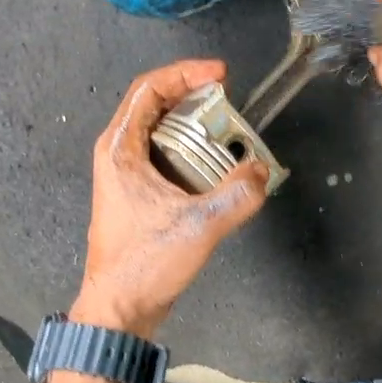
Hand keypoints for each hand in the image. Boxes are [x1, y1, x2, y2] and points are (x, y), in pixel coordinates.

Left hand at [70, 60, 268, 339]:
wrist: (118, 309)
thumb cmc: (146, 263)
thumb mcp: (199, 226)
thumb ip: (238, 196)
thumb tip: (263, 172)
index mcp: (121, 149)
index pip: (149, 89)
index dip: (185, 73)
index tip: (221, 75)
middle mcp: (119, 154)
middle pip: (156, 105)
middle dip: (196, 99)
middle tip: (232, 103)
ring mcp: (127, 175)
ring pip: (164, 132)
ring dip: (198, 128)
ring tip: (232, 133)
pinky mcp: (139, 194)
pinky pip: (169, 156)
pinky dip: (195, 152)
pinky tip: (221, 167)